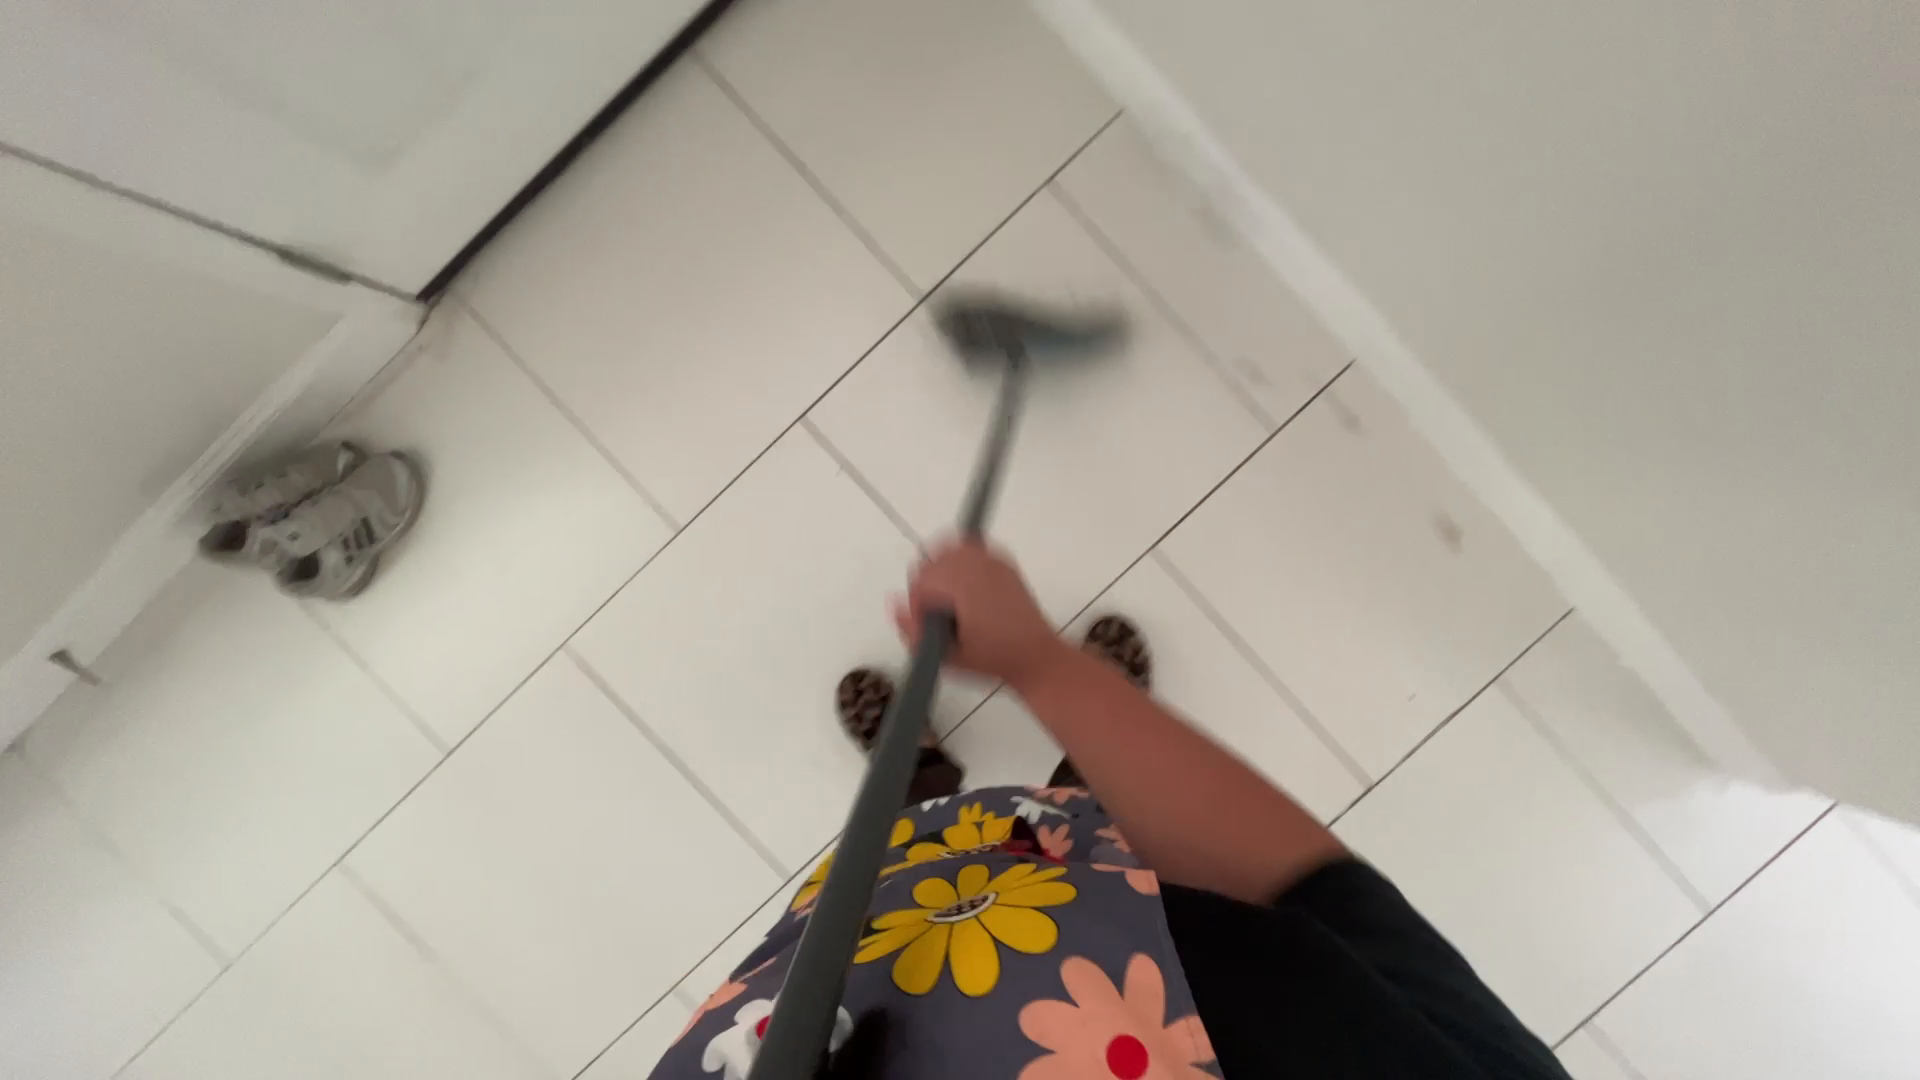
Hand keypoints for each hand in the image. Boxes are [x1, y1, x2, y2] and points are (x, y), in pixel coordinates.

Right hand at [891, 539, 1069, 686]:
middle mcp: (977, 564)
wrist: (1036, 656)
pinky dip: (962, 559)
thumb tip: (895, 604)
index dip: (917, 603)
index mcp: (962, 585)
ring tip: (949, 598)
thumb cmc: (992, 659)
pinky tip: (965, 584)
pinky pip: (972, 547)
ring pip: (950, 547)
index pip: (921, 579)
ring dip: (943, 569)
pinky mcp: (1004, 562)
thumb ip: (913, 631)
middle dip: (928, 583)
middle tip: (938, 613)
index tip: (928, 624)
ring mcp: (993, 560)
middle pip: (933, 558)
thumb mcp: (946, 656)